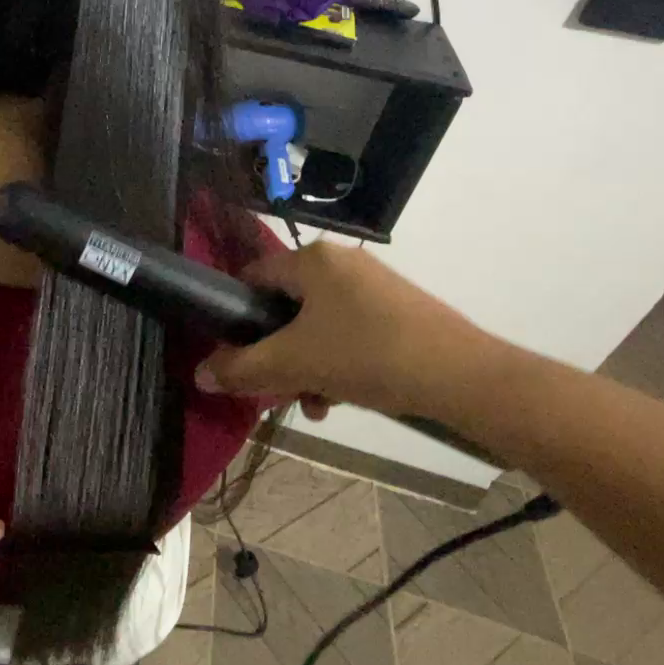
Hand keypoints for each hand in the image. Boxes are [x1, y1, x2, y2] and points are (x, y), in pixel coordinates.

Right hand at [197, 241, 494, 418]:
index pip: (253, 277)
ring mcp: (374, 285)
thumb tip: (200, 374)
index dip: (237, 316)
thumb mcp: (294, 364)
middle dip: (278, 353)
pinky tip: (343, 399)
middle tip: (277, 390)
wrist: (463, 377)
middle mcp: (341, 262)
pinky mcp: (400, 310)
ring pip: (319, 325)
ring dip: (307, 366)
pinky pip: (350, 332)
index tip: (238, 356)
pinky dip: (338, 362)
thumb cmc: (367, 355)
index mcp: (312, 259)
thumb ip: (242, 368)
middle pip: (286, 307)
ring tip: (315, 405)